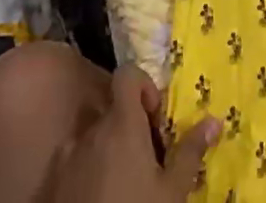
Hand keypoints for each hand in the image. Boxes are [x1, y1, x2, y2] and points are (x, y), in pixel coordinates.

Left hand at [45, 65, 219, 202]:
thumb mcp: (172, 190)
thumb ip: (190, 151)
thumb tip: (214, 119)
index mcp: (121, 124)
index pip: (127, 75)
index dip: (144, 86)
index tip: (155, 117)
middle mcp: (90, 131)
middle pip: (113, 110)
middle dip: (131, 127)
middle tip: (147, 159)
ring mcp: (66, 157)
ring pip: (93, 137)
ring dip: (108, 149)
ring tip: (123, 182)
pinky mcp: (51, 183)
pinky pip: (73, 161)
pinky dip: (87, 169)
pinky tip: (100, 196)